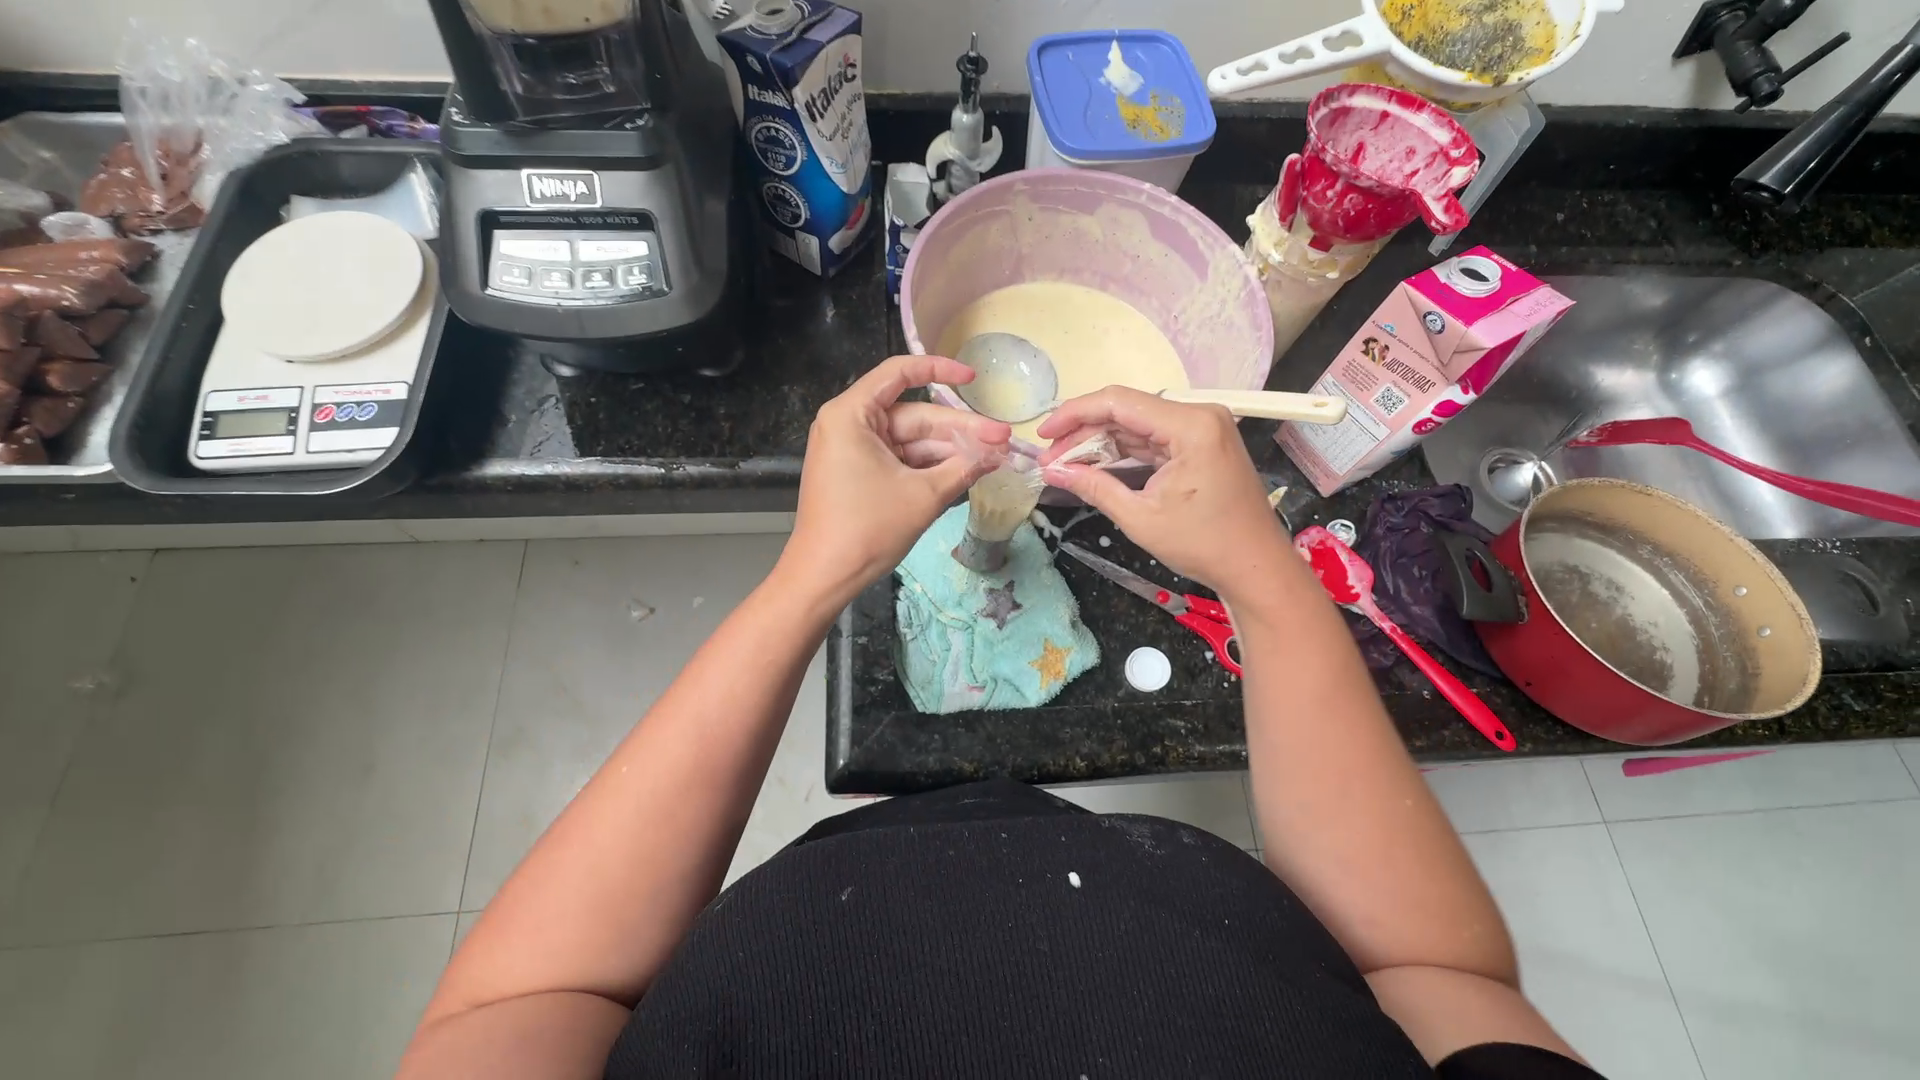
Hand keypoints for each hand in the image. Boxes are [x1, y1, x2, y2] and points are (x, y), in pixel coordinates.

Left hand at [778, 355, 1011, 607]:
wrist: (824, 576)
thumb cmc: (866, 529)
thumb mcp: (922, 496)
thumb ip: (962, 468)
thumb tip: (998, 454)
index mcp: (851, 414)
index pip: (900, 373)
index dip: (941, 370)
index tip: (974, 379)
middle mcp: (849, 424)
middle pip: (914, 415)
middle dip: (959, 430)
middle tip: (1002, 440)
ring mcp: (853, 451)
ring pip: (911, 441)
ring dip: (950, 452)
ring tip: (994, 459)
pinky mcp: (859, 475)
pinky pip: (901, 461)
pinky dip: (930, 467)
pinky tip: (967, 472)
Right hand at [1036, 386, 1292, 601]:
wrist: (1256, 567)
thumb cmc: (1203, 544)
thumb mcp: (1140, 517)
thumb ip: (1094, 486)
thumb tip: (1052, 471)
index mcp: (1190, 425)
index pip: (1118, 402)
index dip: (1074, 414)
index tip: (1044, 435)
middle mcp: (1199, 416)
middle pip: (1127, 411)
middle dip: (1084, 433)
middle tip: (1050, 459)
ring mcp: (1203, 429)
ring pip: (1137, 425)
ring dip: (1101, 443)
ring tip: (1064, 464)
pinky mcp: (1202, 445)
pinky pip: (1154, 439)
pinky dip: (1124, 453)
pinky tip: (1095, 465)